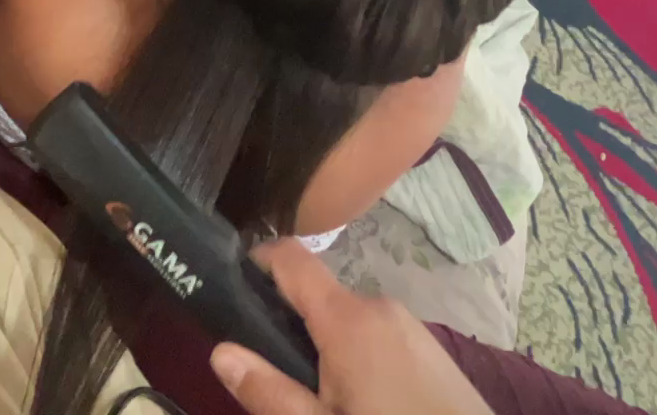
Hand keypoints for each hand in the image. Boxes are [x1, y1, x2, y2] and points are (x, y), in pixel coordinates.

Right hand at [209, 240, 493, 414]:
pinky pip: (380, 339)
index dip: (256, 262)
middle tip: (285, 383)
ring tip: (330, 404)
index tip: (234, 290)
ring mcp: (413, 329)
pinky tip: (372, 408)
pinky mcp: (437, 353)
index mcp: (347, 318)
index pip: (290, 256)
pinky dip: (362, 360)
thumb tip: (218, 350)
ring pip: (349, 322)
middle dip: (292, 328)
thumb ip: (270, 391)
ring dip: (328, 349)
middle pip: (317, 296)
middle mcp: (379, 307)